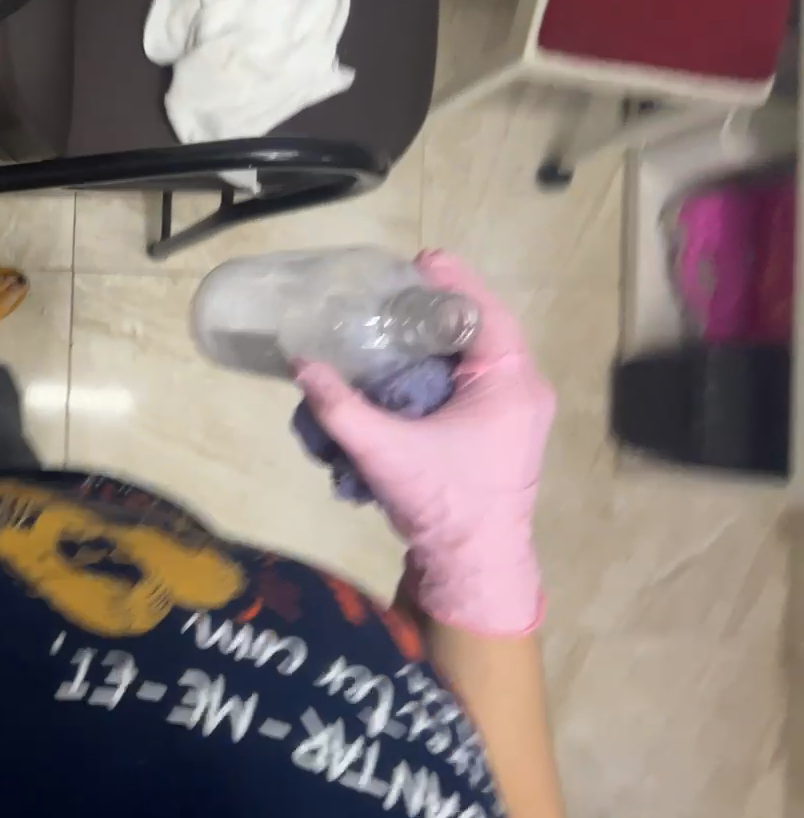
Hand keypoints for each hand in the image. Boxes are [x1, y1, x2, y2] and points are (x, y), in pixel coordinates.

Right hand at [293, 250, 554, 635]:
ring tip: (390, 319)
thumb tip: (300, 364)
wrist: (472, 558)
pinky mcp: (492, 429)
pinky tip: (398, 366)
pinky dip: (434, 363)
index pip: (487, 317)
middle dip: (438, 306)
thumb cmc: (440, 498)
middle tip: (392, 288)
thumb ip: (338, 406)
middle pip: (481, 331)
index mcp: (509, 386)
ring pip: (473, 357)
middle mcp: (518, 391)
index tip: (422, 258)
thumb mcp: (381, 448)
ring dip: (435, 336)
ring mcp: (509, 412)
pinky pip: (465, 380)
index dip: (455, 284)